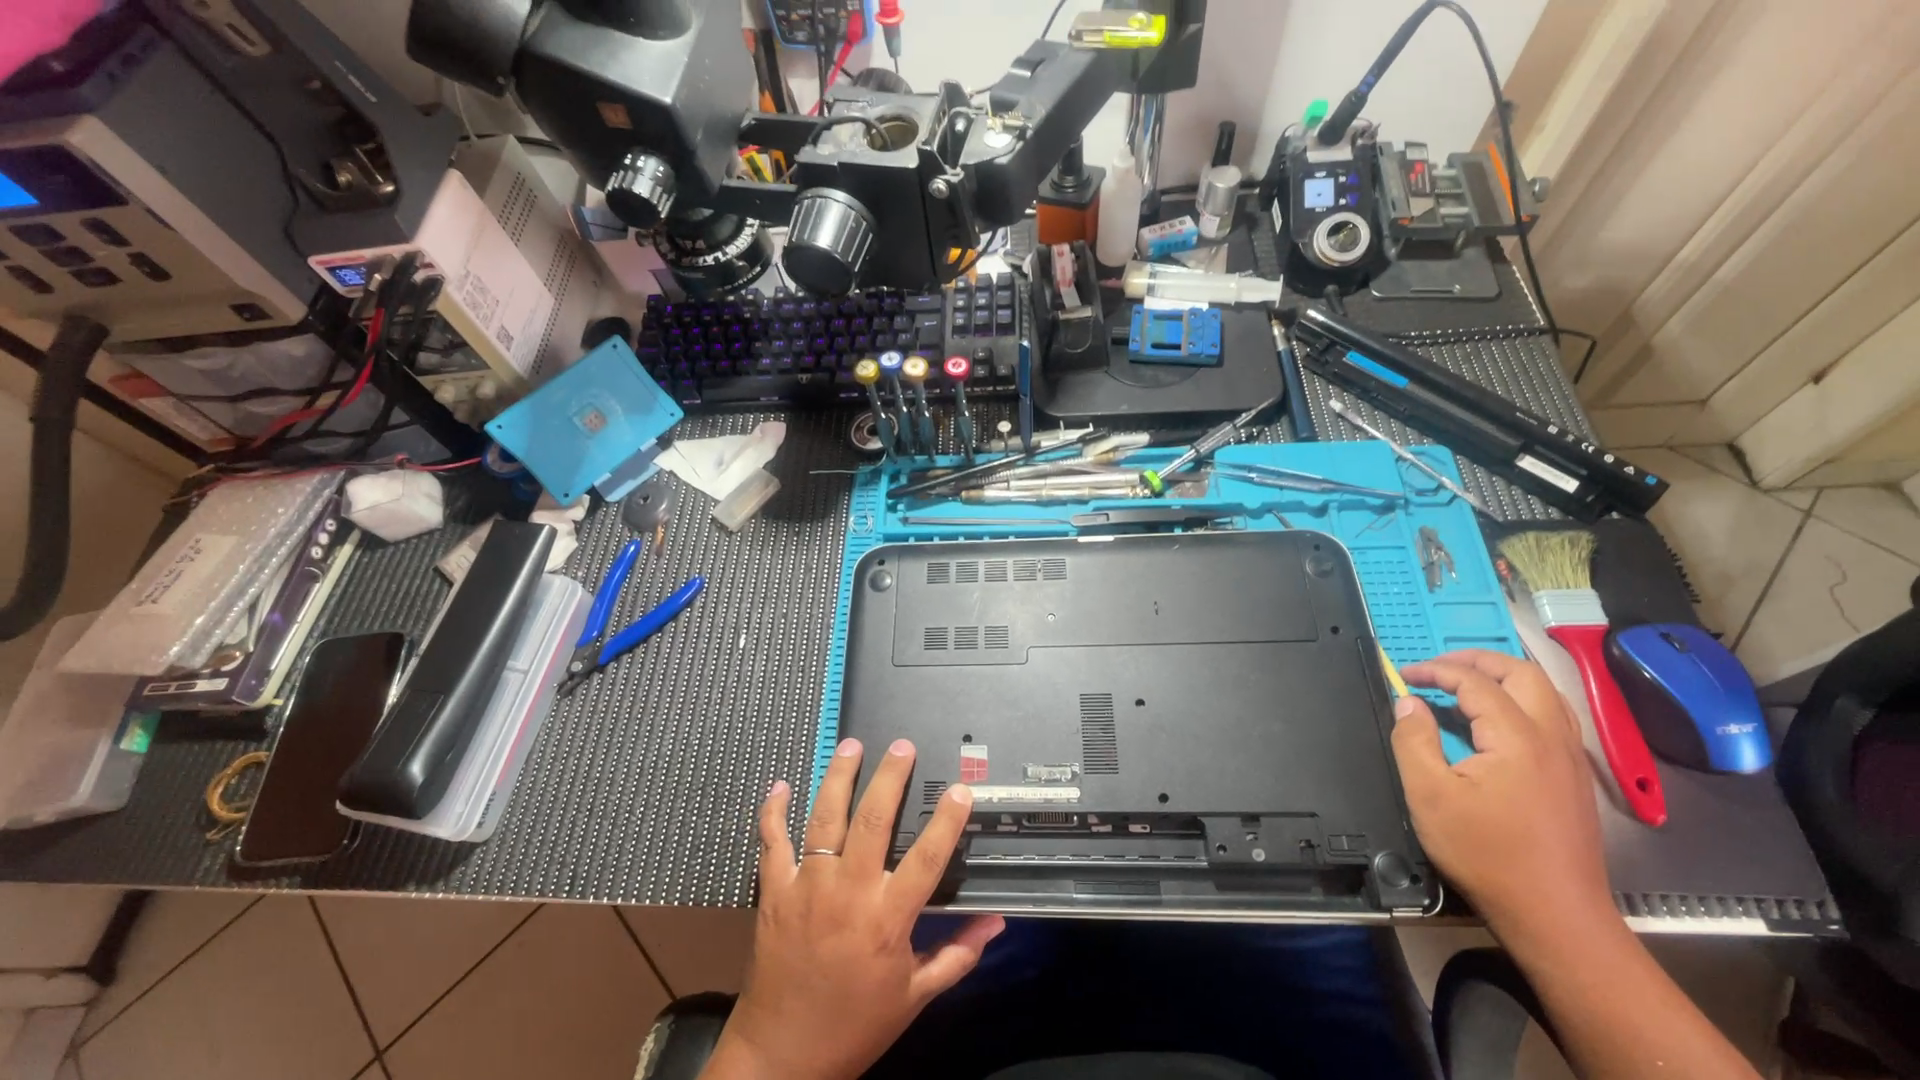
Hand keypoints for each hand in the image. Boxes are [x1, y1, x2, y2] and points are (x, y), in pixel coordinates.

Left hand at [703, 738, 1004, 1079]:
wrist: (782, 1058)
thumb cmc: (854, 1027)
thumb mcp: (915, 997)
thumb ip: (957, 955)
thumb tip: (996, 924)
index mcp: (887, 919)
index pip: (925, 858)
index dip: (946, 821)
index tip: (960, 789)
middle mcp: (847, 893)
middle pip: (871, 821)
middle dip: (889, 778)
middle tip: (901, 746)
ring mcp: (806, 888)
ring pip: (823, 819)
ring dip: (837, 778)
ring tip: (851, 746)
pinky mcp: (774, 894)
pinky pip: (772, 843)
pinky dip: (773, 811)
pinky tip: (780, 784)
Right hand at [1390, 650, 1614, 943]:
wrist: (1554, 912)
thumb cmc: (1486, 854)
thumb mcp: (1429, 797)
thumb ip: (1413, 741)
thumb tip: (1408, 703)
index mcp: (1517, 736)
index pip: (1475, 682)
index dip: (1436, 670)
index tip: (1404, 675)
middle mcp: (1552, 736)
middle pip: (1522, 673)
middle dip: (1478, 660)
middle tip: (1440, 665)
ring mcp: (1571, 757)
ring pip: (1546, 692)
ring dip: (1505, 677)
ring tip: (1469, 683)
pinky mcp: (1576, 777)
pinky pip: (1555, 717)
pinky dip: (1524, 700)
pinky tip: (1502, 720)